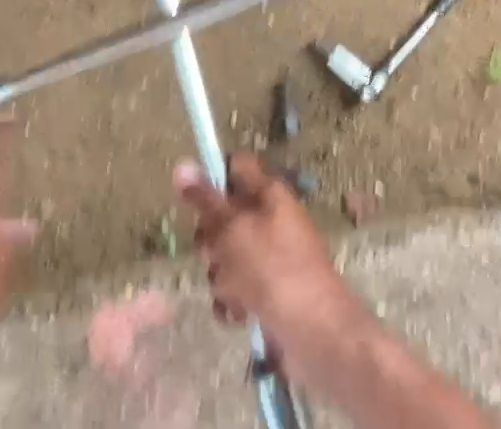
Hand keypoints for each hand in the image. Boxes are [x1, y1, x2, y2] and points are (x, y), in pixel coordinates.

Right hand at [175, 153, 372, 385]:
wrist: (319, 336)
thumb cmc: (273, 271)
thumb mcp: (232, 229)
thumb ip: (204, 200)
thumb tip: (181, 164)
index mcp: (269, 195)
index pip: (235, 167)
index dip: (212, 176)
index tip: (194, 196)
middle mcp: (273, 221)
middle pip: (225, 215)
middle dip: (210, 239)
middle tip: (214, 252)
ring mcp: (274, 259)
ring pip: (227, 255)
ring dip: (221, 275)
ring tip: (232, 292)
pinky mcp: (272, 292)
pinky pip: (239, 286)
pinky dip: (233, 300)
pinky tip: (236, 314)